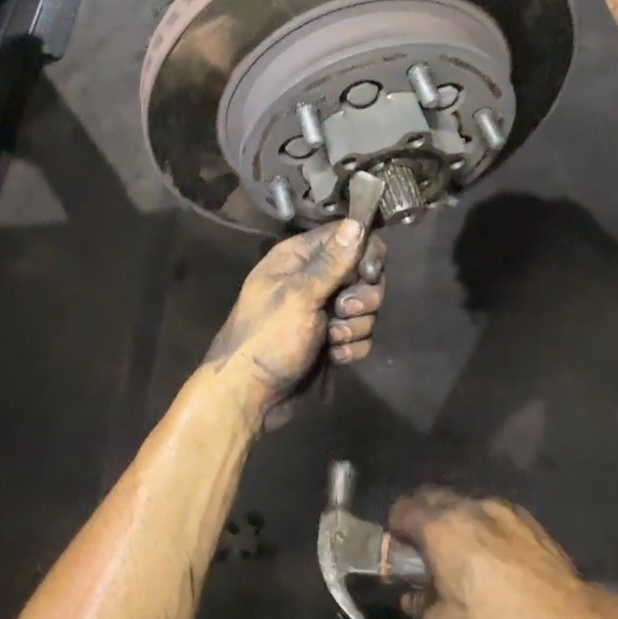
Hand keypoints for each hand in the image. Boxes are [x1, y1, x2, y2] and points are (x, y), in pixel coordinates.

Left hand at [203, 220, 385, 420]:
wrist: (251, 395)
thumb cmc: (268, 337)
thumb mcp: (299, 295)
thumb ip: (333, 262)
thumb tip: (357, 223)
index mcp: (299, 258)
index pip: (347, 237)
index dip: (365, 252)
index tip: (366, 273)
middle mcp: (314, 279)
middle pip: (364, 274)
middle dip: (362, 296)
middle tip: (342, 310)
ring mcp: (324, 312)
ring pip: (366, 308)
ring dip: (354, 326)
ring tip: (332, 341)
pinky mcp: (332, 342)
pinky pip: (360, 336)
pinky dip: (351, 348)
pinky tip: (333, 358)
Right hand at [389, 490, 603, 618]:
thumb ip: (418, 607)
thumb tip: (412, 595)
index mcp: (440, 528)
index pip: (402, 510)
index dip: (395, 531)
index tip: (401, 553)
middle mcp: (467, 506)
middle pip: (431, 497)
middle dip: (423, 518)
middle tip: (428, 551)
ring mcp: (500, 507)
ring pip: (464, 503)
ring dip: (456, 520)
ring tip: (465, 553)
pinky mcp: (526, 517)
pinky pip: (493, 513)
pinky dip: (485, 526)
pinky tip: (496, 555)